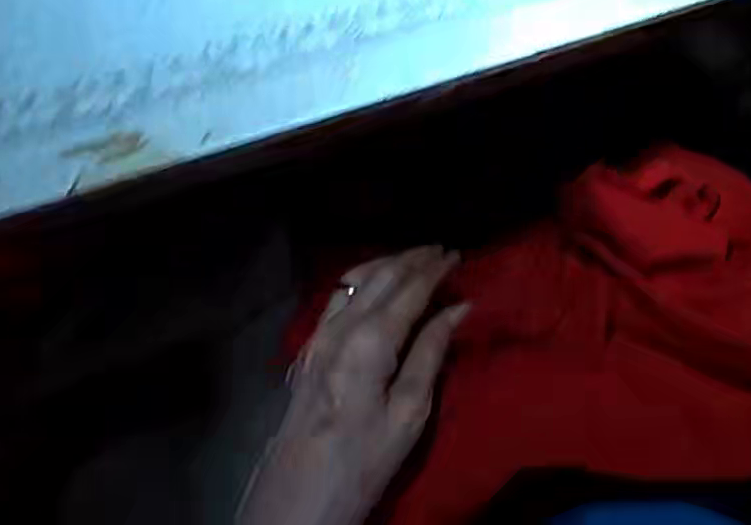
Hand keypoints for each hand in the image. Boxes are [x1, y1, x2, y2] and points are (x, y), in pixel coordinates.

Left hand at [238, 247, 468, 524]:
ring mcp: (320, 332)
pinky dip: (364, 277)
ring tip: (416, 258)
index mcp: (370, 340)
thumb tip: (457, 308)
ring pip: (358, 278)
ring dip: (389, 262)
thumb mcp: (408, 416)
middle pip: (383, 274)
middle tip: (442, 250)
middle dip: (415, 258)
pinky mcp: (309, 346)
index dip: (435, 269)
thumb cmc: (361, 464)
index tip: (457, 255)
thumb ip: (431, 354)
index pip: (410, 288)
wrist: (293, 504)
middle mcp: (342, 325)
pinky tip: (376, 281)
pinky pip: (339, 294)